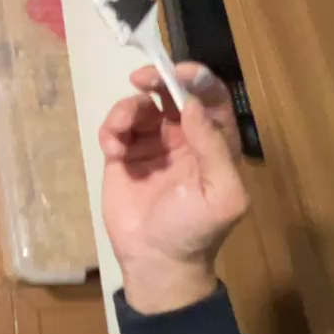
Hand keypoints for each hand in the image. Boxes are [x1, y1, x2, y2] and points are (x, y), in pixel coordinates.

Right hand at [98, 63, 249, 313]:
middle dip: (156, 79)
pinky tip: (112, 150)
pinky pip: (115, 128)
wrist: (156, 262)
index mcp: (213, 142)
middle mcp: (183, 137)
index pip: (209, 98)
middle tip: (140, 78)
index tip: (178, 72)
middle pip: (171, 93)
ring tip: (118, 134)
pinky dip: (111, 130)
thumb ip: (213, 147)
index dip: (197, 79)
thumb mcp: (223, 194)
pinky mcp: (123, 157)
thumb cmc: (195, 229)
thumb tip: (192, 105)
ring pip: (139, 107)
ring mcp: (151, 145)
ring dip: (126, 109)